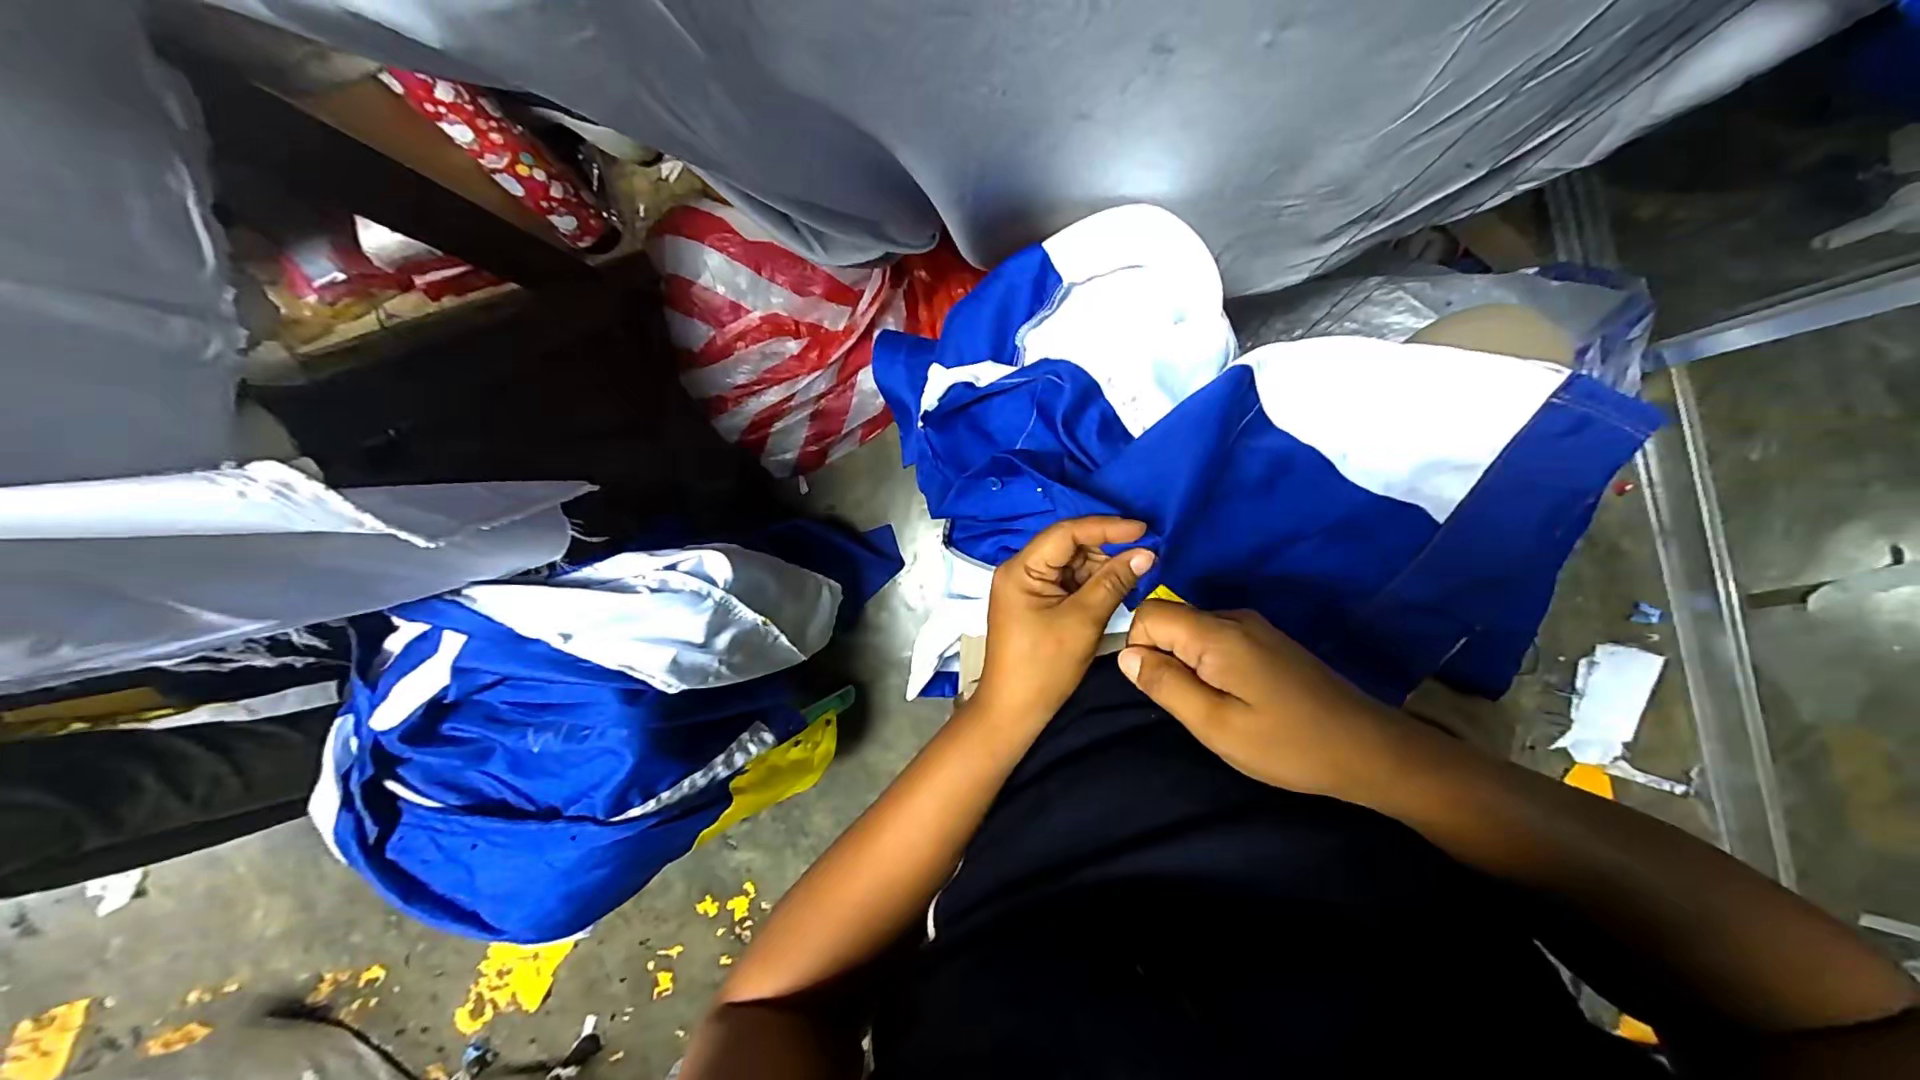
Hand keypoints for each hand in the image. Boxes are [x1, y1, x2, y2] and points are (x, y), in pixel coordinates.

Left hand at [976, 517, 1155, 720]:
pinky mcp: (1035, 602)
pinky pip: (1067, 582)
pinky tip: (1115, 590)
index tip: (1143, 529)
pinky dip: (1092, 585)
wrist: (1014, 710)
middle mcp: (1019, 570)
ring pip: (1071, 564)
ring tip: (1132, 578)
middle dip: (1106, 550)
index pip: (1066, 533)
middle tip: (1143, 559)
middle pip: (1068, 546)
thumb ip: (1113, 582)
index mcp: (1021, 569)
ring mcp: (1026, 586)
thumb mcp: (1083, 621)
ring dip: (1101, 569)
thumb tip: (1145, 553)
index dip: (1106, 527)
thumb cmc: (1044, 666)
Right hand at [1117, 601, 1414, 798]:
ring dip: (1186, 663)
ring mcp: (1255, 627)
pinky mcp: (1267, 640)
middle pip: (1171, 618)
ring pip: (1192, 630)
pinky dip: (1208, 664)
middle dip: (1162, 657)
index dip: (1138, 647)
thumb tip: (1125, 655)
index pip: (1149, 613)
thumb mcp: (1215, 725)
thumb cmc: (1288, 745)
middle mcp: (1234, 618)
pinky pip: (1216, 639)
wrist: (1369, 749)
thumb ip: (1166, 685)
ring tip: (1213, 706)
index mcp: (1218, 634)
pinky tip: (1235, 699)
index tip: (1159, 688)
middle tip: (1188, 704)